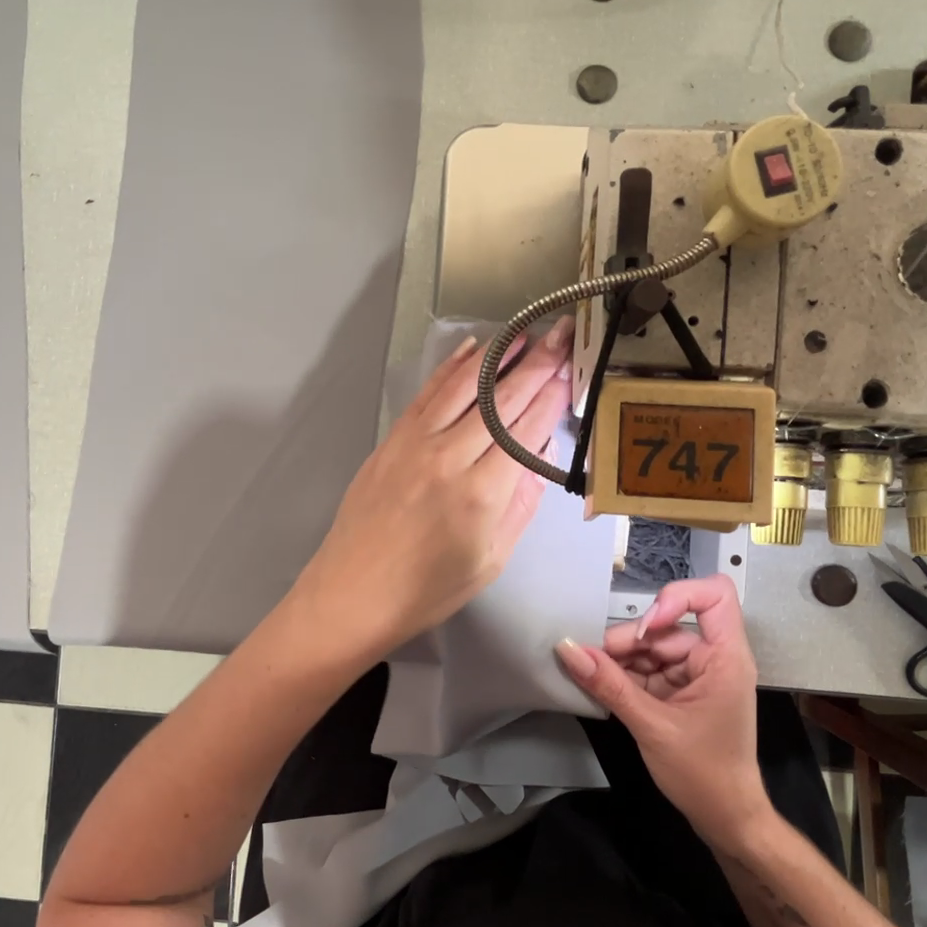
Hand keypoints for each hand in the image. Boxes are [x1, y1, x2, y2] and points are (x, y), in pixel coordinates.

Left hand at [289, 317, 575, 660]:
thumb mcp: (491, 560)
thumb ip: (520, 504)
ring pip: (463, 386)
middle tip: (561, 330)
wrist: (352, 595)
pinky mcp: (391, 441)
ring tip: (524, 330)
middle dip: (536, 361)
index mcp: (481, 494)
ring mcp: (414, 444)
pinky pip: (427, 394)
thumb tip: (538, 456)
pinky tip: (472, 350)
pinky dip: (450, 368)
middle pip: (501, 398)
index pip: (528, 428)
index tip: (573, 366)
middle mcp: (448, 458)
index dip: (554, 394)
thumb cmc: (426, 591)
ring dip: (497, 354)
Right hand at [555, 574, 774, 845]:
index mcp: (725, 658)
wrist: (725, 818)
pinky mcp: (681, 690)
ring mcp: (697, 674)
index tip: (646, 627)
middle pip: (667, 625)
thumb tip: (567, 648)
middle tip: (595, 663)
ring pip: (652, 647)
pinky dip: (626, 676)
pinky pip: (649, 668)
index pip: (714, 595)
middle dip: (630, 641)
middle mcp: (714, 657)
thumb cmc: (703, 773)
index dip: (676, 598)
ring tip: (595, 680)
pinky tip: (604, 687)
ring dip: (622, 661)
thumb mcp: (652, 727)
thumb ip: (609, 685)